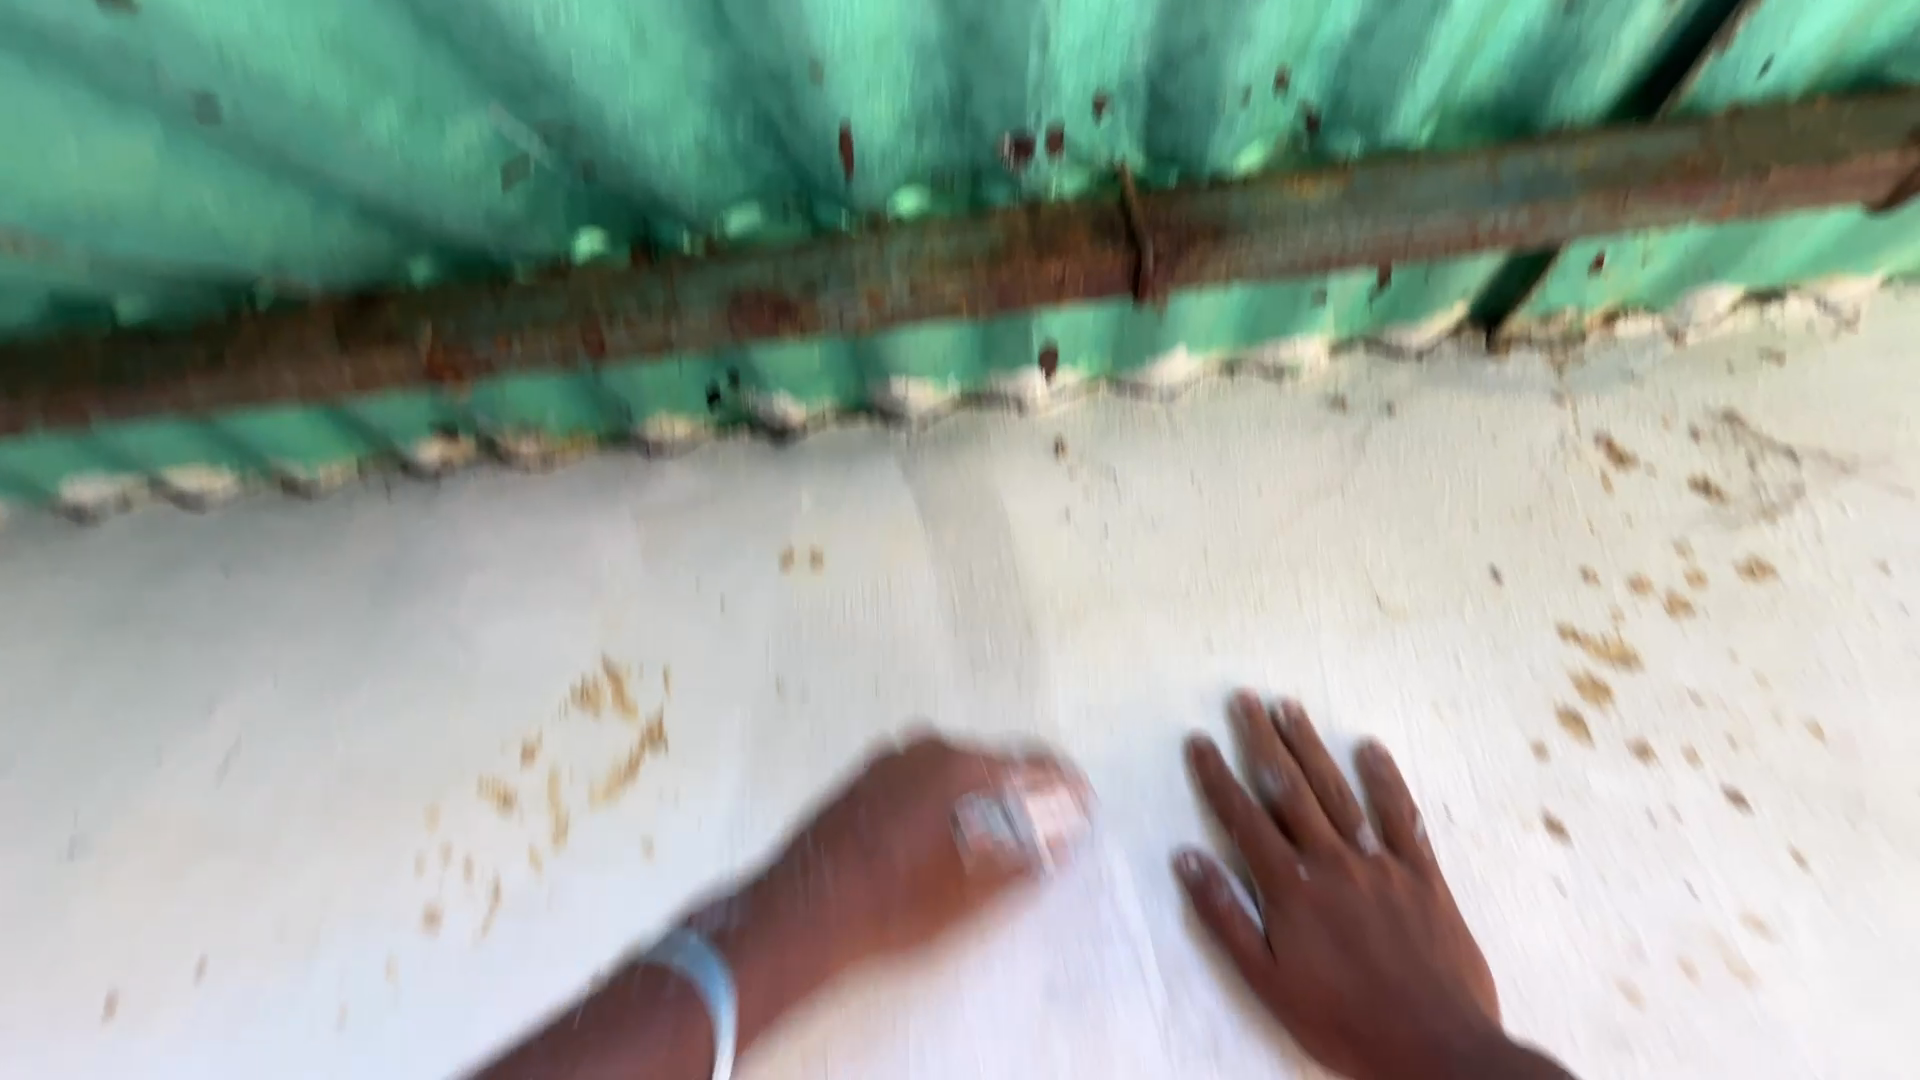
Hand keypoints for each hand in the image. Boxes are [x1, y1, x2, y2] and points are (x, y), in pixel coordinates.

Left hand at [743, 730, 1092, 975]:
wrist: (799, 913)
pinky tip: (941, 834)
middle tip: (1041, 825)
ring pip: (953, 769)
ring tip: (993, 835)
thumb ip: (1024, 856)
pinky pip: (921, 777)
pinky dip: (944, 797)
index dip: (1061, 782)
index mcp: (956, 765)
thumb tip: (1061, 836)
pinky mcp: (862, 777)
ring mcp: (888, 759)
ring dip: (980, 794)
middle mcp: (924, 747)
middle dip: (1020, 791)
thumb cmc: (893, 903)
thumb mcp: (971, 890)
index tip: (1082, 801)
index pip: (1028, 762)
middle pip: (991, 761)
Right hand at [1175, 692, 1501, 1079]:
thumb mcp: (1267, 981)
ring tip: (1289, 706)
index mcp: (1290, 886)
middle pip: (1288, 788)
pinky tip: (1370, 748)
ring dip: (1310, 745)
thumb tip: (1186, 857)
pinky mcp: (1421, 874)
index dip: (1217, 775)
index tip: (1199, 739)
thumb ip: (1224, 916)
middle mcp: (1331, 860)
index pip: (1242, 817)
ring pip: (1337, 790)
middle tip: (1244, 698)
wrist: (1440, 1053)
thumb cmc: (1342, 1020)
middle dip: (1261, 740)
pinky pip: (1402, 817)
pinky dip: (1386, 779)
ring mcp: (1379, 862)